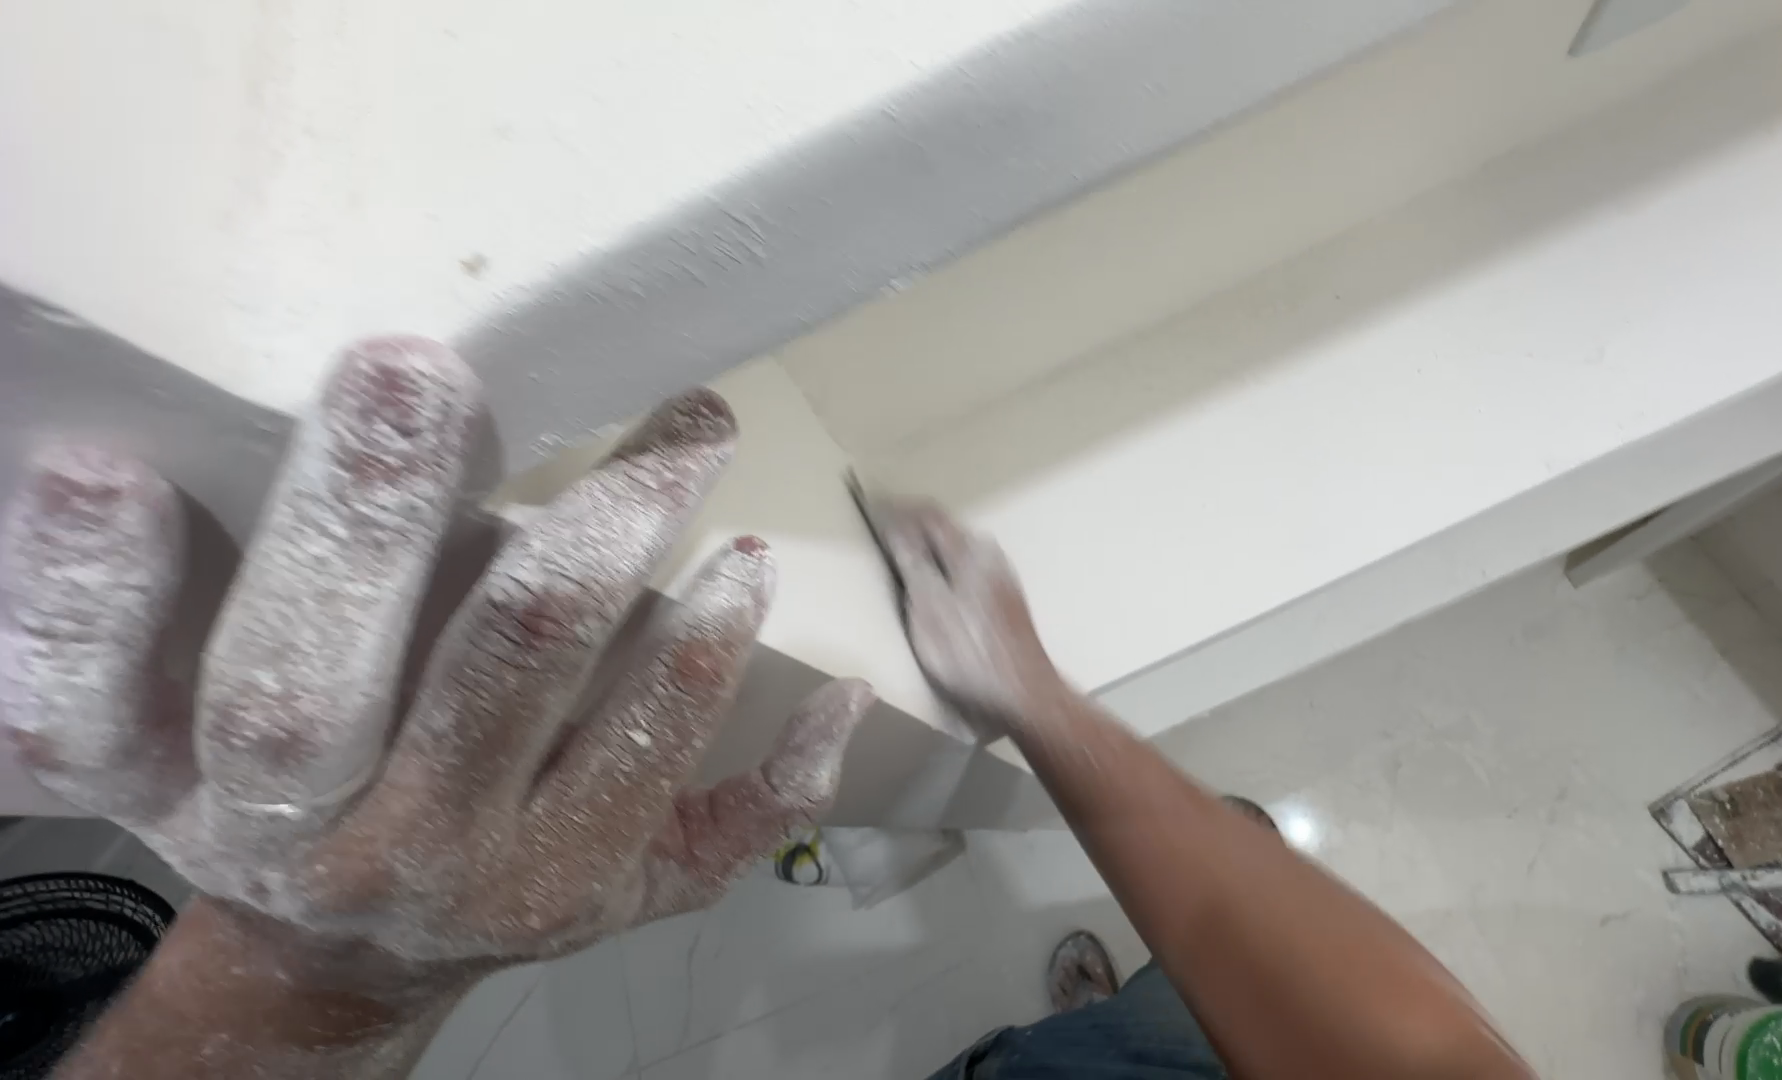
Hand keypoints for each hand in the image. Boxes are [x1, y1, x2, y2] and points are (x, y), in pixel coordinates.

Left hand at [0, 337, 872, 996]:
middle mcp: (408, 848)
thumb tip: (848, 700)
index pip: (645, 740)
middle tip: (670, 433)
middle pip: (502, 673)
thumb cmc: (519, 881)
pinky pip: (67, 705)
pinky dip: (84, 592)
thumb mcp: (659, 875)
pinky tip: (112, 470)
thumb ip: (762, 806)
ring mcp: (248, 816)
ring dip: (374, 512)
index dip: (704, 641)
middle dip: (597, 541)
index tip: (741, 546)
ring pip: (301, 672)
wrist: (332, 954)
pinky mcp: (113, 781)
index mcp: (547, 869)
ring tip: (425, 373)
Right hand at [864, 495, 1062, 738]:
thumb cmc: (969, 652)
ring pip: (959, 550)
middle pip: (946, 529)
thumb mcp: (928, 606)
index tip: (874, 511)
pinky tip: (938, 591)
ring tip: (906, 563)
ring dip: (932, 550)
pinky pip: (969, 570)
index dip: (898, 510)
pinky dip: (947, 570)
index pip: (928, 513)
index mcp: (969, 550)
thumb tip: (896, 525)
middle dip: (915, 528)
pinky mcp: (1006, 599)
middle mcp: (990, 554)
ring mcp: (1002, 576)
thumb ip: (912, 562)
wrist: (1023, 691)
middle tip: (887, 536)